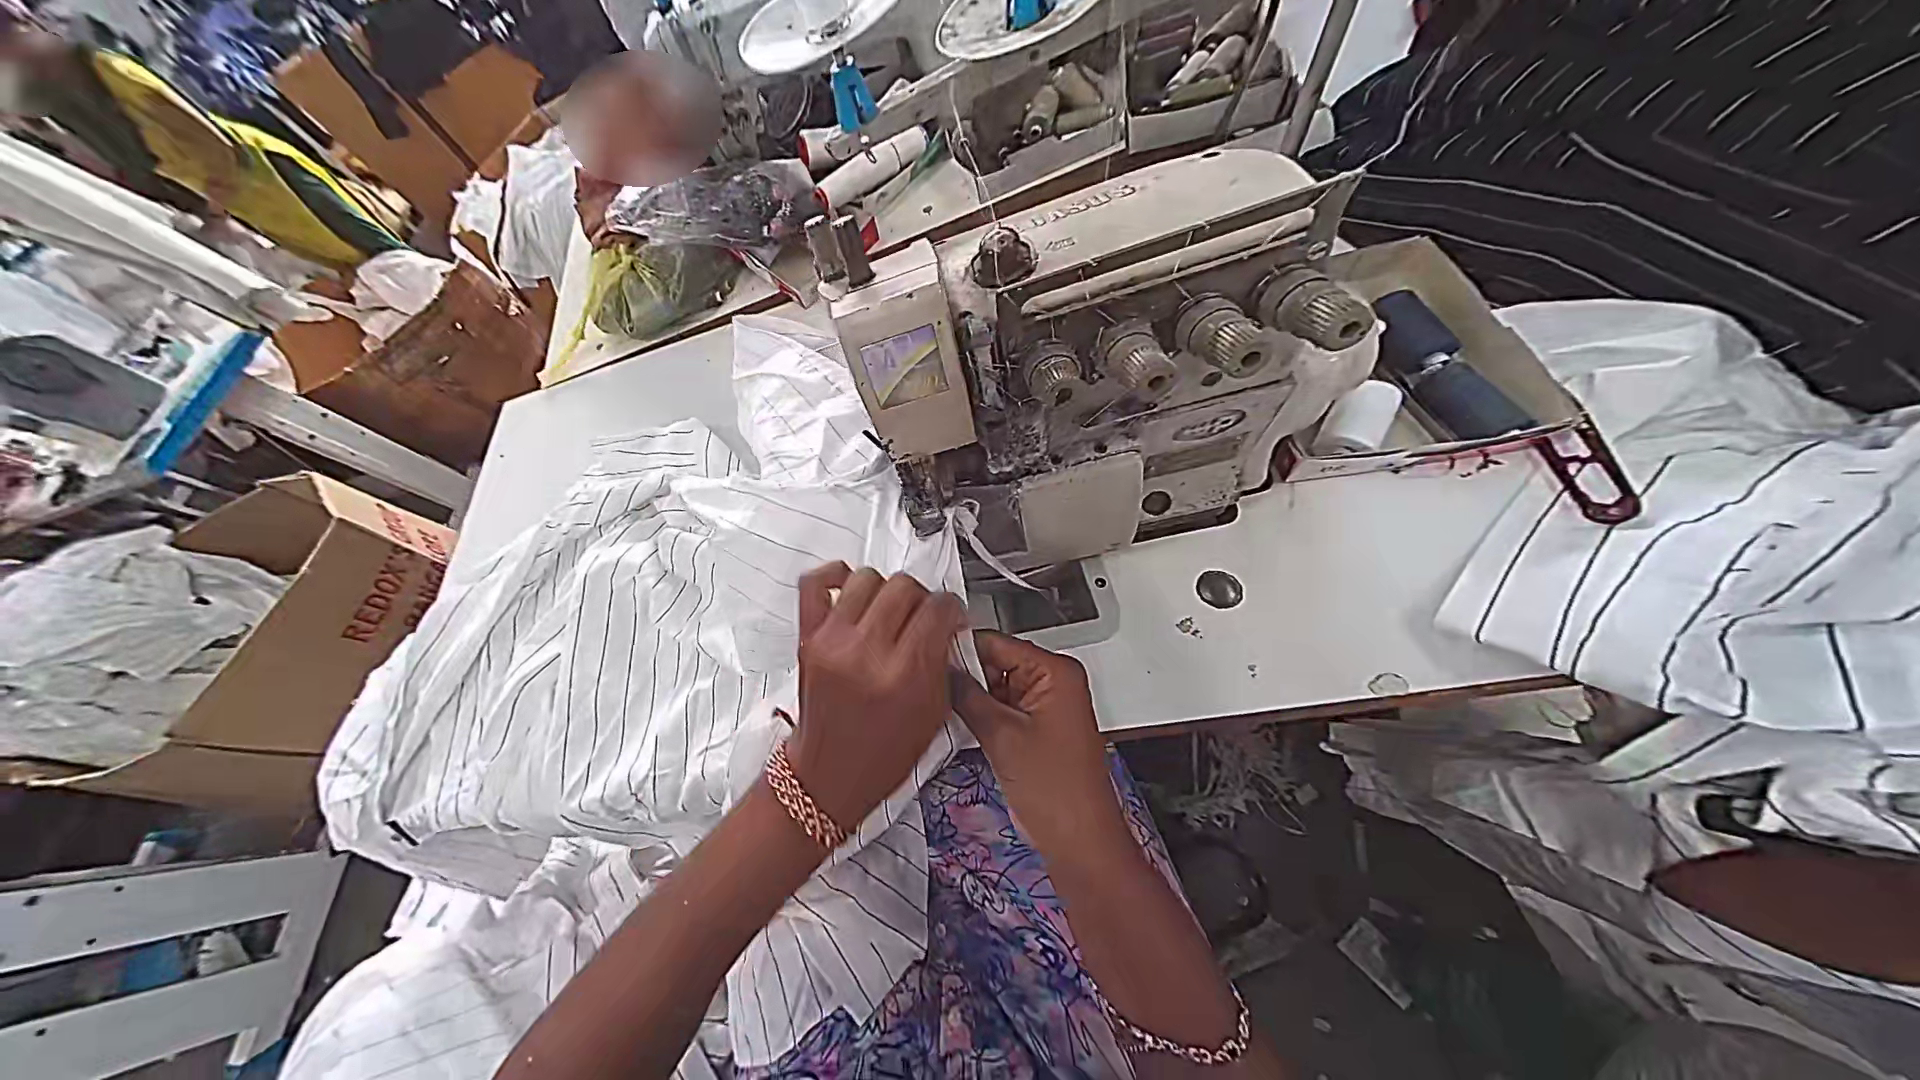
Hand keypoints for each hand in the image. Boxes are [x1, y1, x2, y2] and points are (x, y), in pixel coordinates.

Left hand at [787, 563, 964, 832]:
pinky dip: (836, 575)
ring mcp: (833, 641)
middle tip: (923, 617)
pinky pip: (816, 582)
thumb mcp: (933, 713)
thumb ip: (944, 661)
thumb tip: (947, 624)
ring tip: (890, 610)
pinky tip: (852, 588)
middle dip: (923, 599)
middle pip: (906, 587)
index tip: (952, 616)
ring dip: (887, 590)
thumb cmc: (880, 754)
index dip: (953, 609)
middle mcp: (866, 652)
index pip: (938, 608)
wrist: (829, 776)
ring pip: (869, 577)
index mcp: (904, 675)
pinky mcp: (809, 637)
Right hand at [949, 630, 1130, 858]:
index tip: (928, 659)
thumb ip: (967, 695)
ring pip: (996, 686)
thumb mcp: (1001, 734)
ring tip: (944, 710)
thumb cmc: (1055, 789)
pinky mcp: (1037, 725)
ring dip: (972, 698)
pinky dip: (983, 715)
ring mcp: (1045, 703)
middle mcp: (1054, 680)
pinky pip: (1003, 707)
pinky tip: (962, 725)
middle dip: (966, 676)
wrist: (1079, 839)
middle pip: (996, 661)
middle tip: (933, 690)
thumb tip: (943, 669)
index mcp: (1055, 671)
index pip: (997, 642)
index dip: (961, 649)